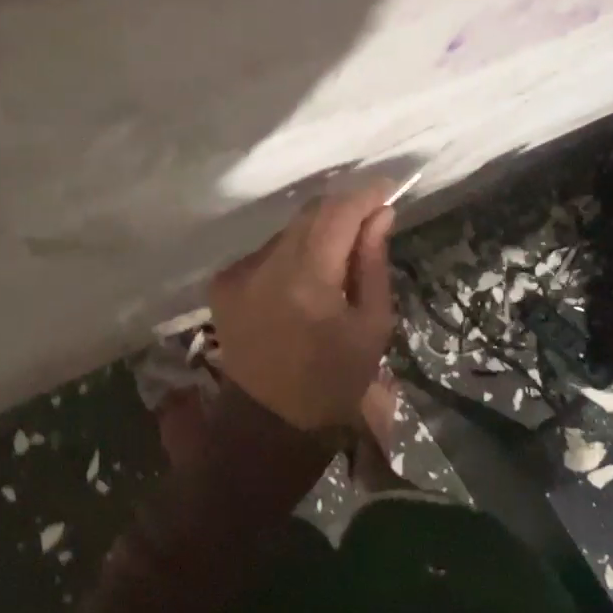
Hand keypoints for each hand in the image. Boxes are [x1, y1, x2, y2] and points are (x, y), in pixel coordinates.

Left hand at [209, 182, 397, 430]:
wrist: (269, 424)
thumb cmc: (333, 380)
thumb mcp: (371, 325)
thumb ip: (372, 262)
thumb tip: (379, 213)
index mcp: (305, 281)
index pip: (336, 213)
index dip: (364, 194)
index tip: (389, 188)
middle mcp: (264, 267)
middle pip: (309, 215)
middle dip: (343, 210)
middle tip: (372, 219)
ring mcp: (238, 273)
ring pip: (288, 231)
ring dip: (317, 233)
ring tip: (340, 257)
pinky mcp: (223, 283)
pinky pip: (268, 252)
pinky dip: (293, 254)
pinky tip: (307, 280)